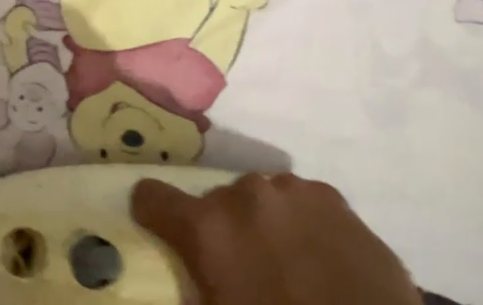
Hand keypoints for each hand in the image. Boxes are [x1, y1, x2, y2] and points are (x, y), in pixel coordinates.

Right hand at [131, 173, 420, 304]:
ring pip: (261, 198)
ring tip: (284, 262)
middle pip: (216, 202)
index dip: (151, 212)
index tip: (155, 225)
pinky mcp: (332, 198)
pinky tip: (318, 257)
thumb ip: (194, 290)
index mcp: (208, 227)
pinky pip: (302, 202)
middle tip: (240, 270)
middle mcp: (244, 195)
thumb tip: (189, 284)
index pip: (153, 197)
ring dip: (263, 222)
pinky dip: (301, 223)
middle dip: (222, 230)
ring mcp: (291, 191)